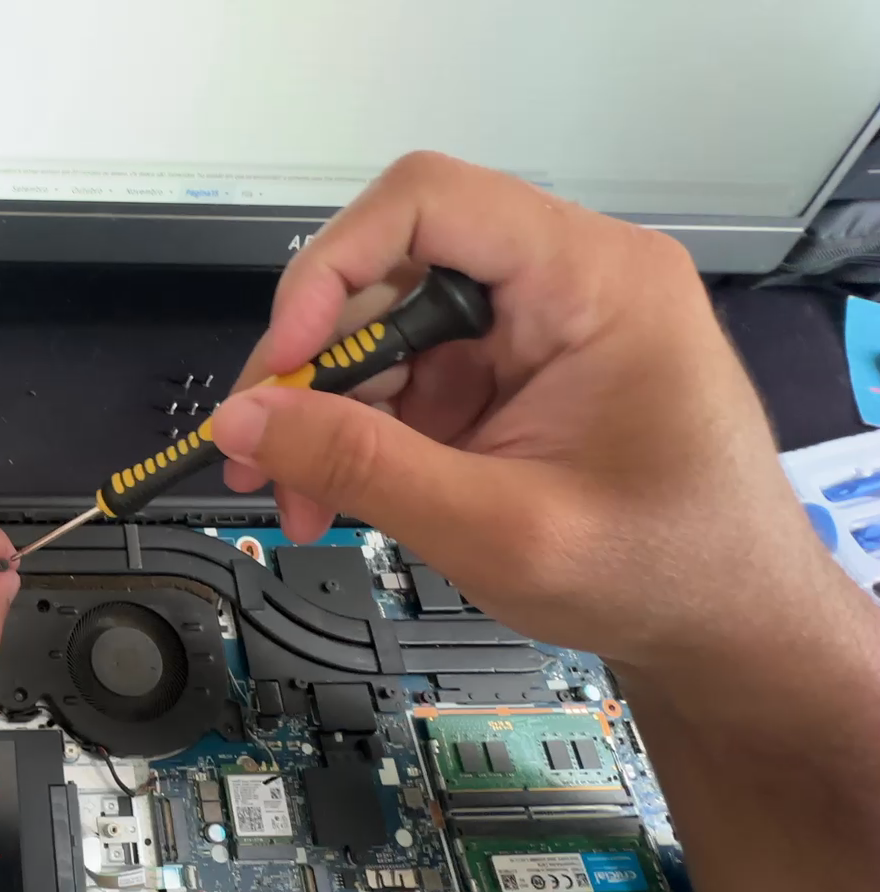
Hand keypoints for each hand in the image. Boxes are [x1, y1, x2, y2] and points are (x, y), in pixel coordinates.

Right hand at [209, 151, 846, 667]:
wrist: (717, 623)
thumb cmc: (651, 572)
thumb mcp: (491, 526)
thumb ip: (358, 464)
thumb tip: (238, 419)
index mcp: (586, 281)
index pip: (424, 204)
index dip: (329, 271)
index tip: (282, 368)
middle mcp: (545, 286)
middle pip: (375, 282)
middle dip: (303, 373)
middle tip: (254, 454)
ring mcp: (508, 335)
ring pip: (362, 344)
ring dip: (310, 422)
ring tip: (295, 501)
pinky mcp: (481, 381)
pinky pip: (379, 391)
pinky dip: (336, 444)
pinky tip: (323, 498)